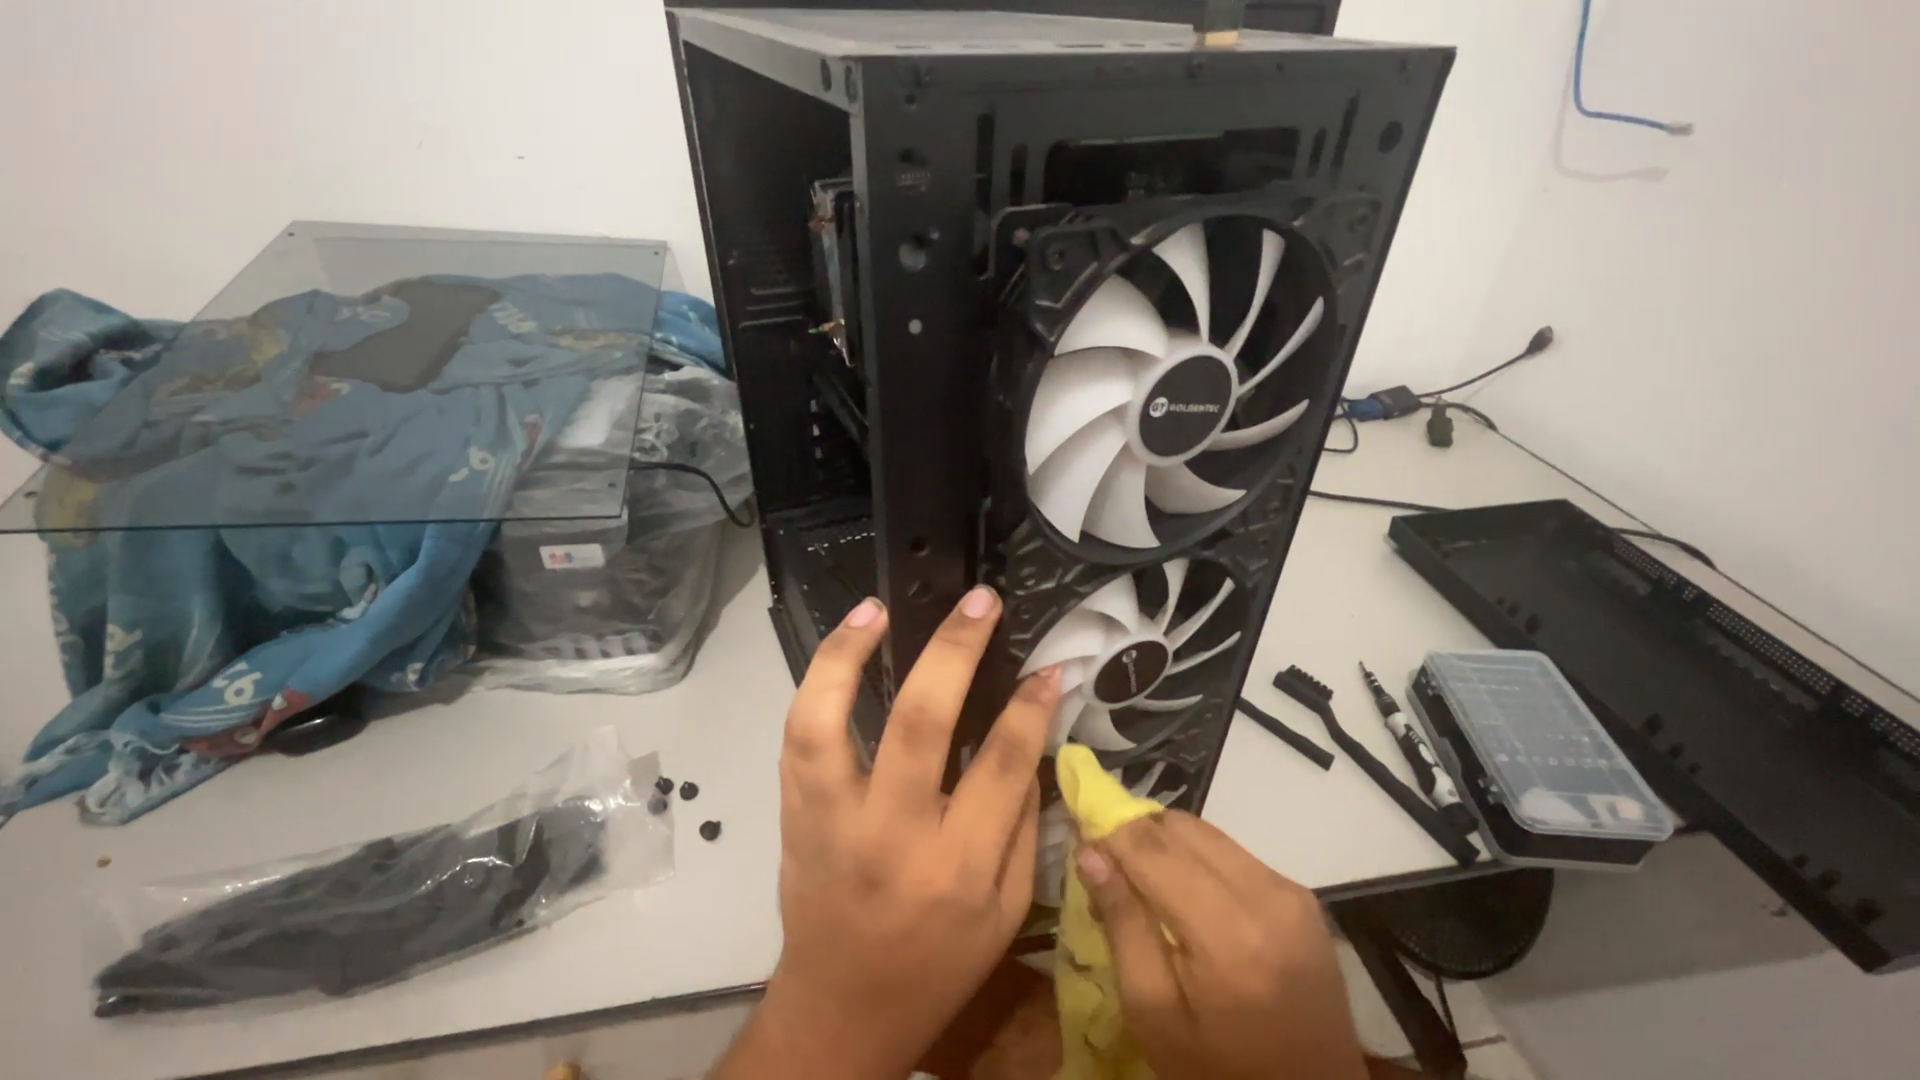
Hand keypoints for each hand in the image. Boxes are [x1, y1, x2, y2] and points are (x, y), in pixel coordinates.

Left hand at [716, 586, 1061, 1079]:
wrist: (842, 1006)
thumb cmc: (938, 963)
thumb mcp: (1006, 910)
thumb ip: (1020, 823)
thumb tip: (1031, 735)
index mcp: (957, 868)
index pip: (1001, 766)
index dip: (1029, 708)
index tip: (1048, 668)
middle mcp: (890, 835)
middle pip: (918, 723)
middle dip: (955, 651)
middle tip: (981, 602)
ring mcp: (830, 821)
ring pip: (827, 721)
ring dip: (849, 654)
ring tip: (876, 608)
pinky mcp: (794, 814)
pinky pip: (797, 739)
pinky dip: (818, 685)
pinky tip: (843, 648)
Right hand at [1076, 812, 1368, 1079]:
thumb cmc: (1218, 1069)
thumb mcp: (1152, 1012)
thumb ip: (1123, 926)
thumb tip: (1090, 853)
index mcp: (1227, 931)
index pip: (1150, 846)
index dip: (1108, 833)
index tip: (1081, 847)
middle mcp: (1265, 894)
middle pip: (1179, 827)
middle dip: (1134, 836)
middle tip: (1109, 875)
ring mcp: (1290, 890)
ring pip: (1206, 831)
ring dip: (1165, 843)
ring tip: (1145, 886)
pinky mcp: (1302, 896)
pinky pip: (1233, 851)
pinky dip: (1198, 858)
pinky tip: (1186, 897)